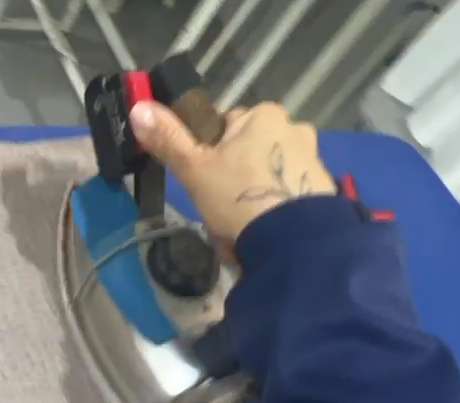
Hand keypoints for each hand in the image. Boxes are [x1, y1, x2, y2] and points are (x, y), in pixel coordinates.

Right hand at [130, 99, 335, 247]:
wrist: (289, 238)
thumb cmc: (237, 197)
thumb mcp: (194, 169)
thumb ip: (168, 140)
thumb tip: (138, 108)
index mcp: (263, 114)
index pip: (226, 128)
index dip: (210, 157)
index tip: (205, 184)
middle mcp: (293, 126)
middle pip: (248, 153)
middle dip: (233, 180)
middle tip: (220, 213)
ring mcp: (311, 157)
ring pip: (266, 176)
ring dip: (251, 200)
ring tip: (241, 231)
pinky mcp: (322, 188)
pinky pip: (286, 195)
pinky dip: (272, 212)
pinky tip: (263, 234)